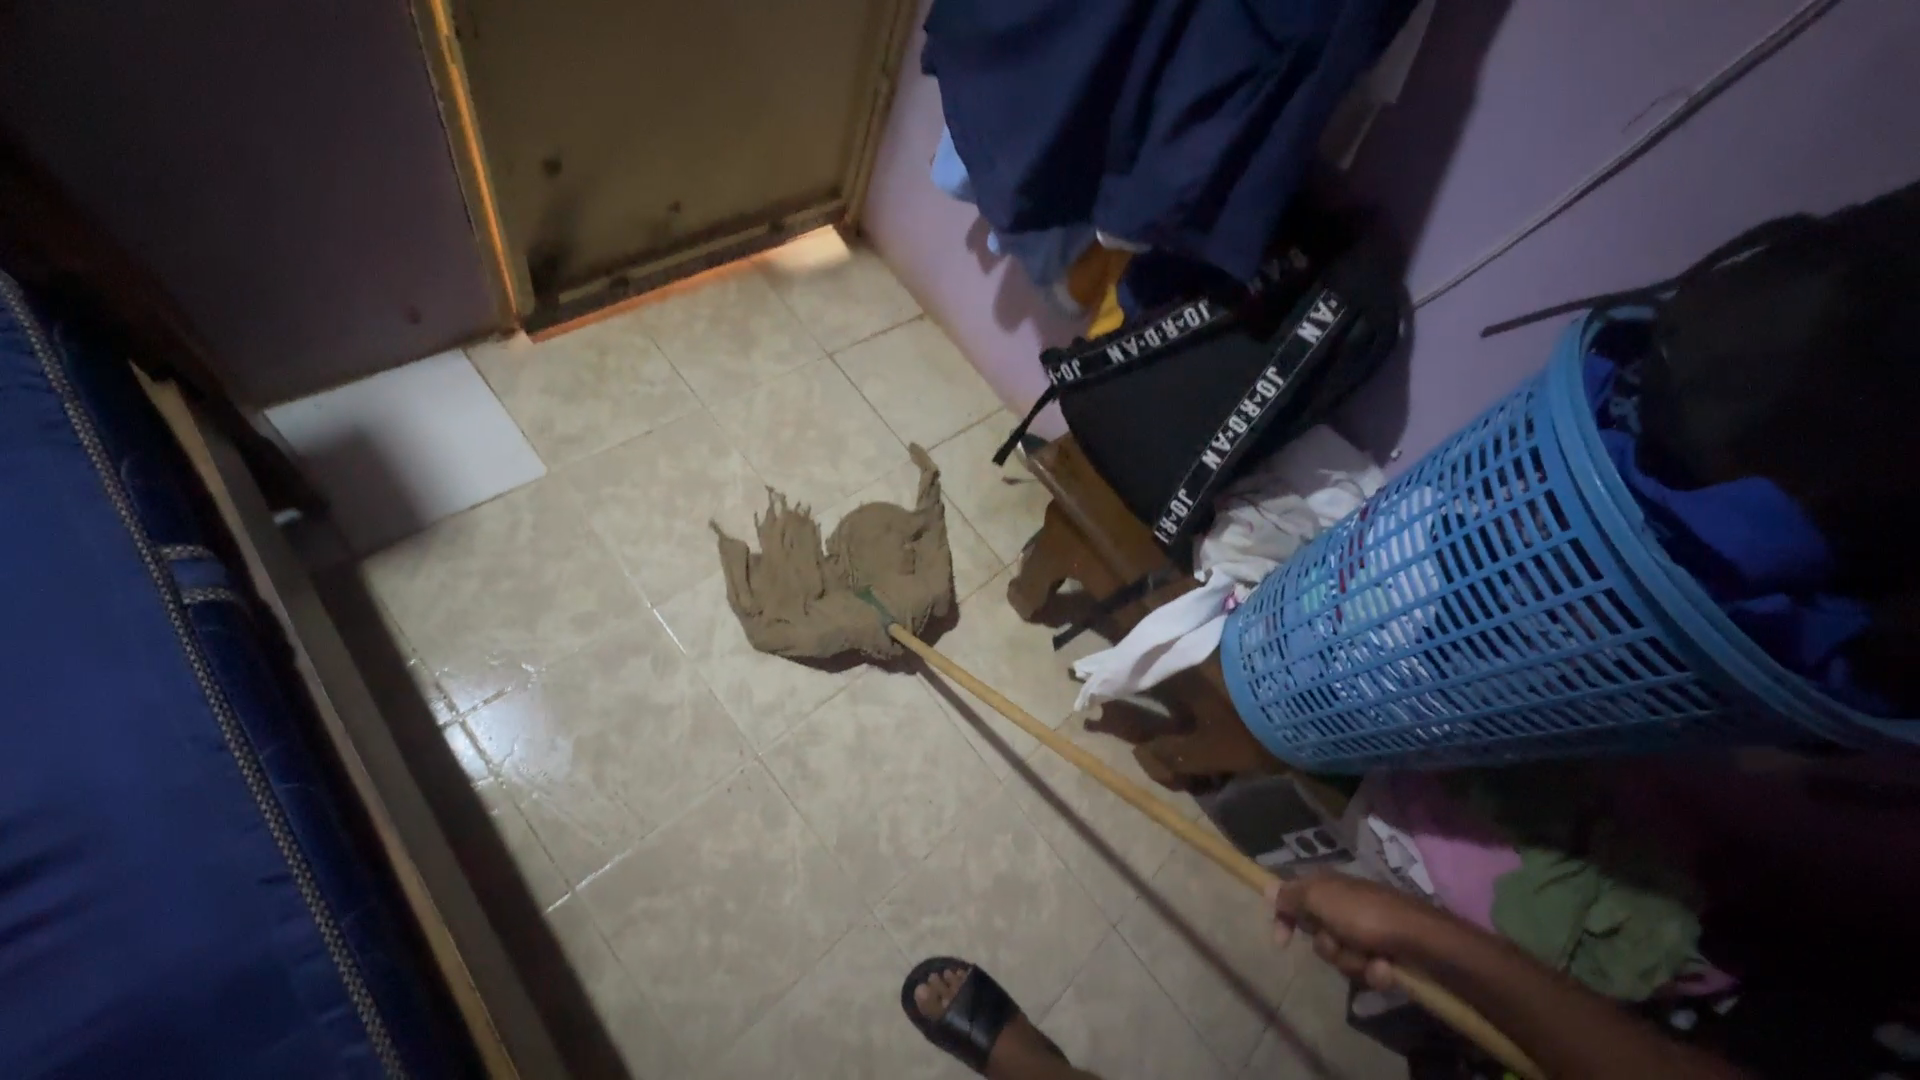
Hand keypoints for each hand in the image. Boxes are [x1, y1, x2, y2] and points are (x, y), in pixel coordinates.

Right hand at [1267, 872, 1445, 991]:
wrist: (1422, 939)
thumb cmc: (1365, 915)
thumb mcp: (1320, 899)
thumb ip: (1290, 895)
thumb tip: (1266, 887)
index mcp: (1326, 887)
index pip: (1293, 900)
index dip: (1284, 920)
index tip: (1281, 943)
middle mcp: (1342, 906)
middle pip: (1317, 935)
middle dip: (1328, 947)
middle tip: (1341, 943)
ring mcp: (1364, 930)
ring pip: (1340, 955)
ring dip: (1352, 962)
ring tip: (1372, 959)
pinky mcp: (1382, 952)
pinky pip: (1364, 969)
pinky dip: (1373, 971)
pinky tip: (1386, 969)